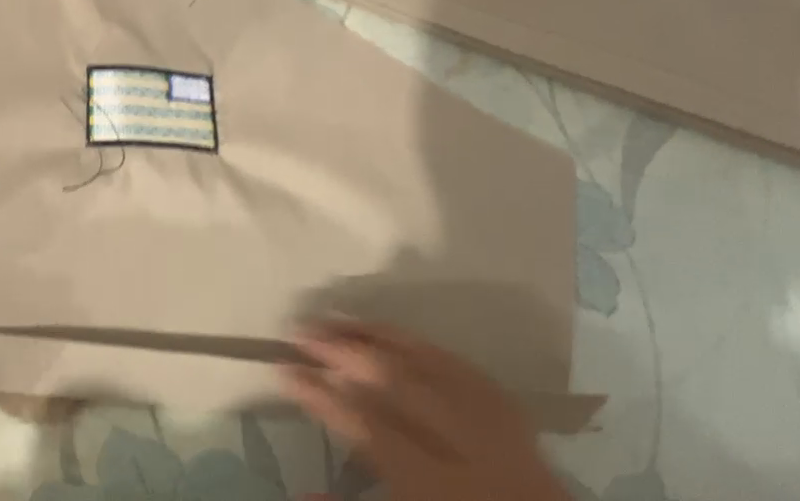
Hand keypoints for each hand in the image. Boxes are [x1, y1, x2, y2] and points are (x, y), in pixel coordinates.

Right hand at [280, 319, 569, 500]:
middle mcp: (471, 451)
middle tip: (300, 330)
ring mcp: (499, 428)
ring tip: (335, 317)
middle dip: (344, 351)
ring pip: (431, 363)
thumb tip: (302, 491)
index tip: (283, 368)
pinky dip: (422, 346)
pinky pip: (465, 368)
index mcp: (435, 487)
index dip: (322, 394)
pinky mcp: (516, 416)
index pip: (369, 427)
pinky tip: (392, 334)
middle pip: (399, 382)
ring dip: (378, 335)